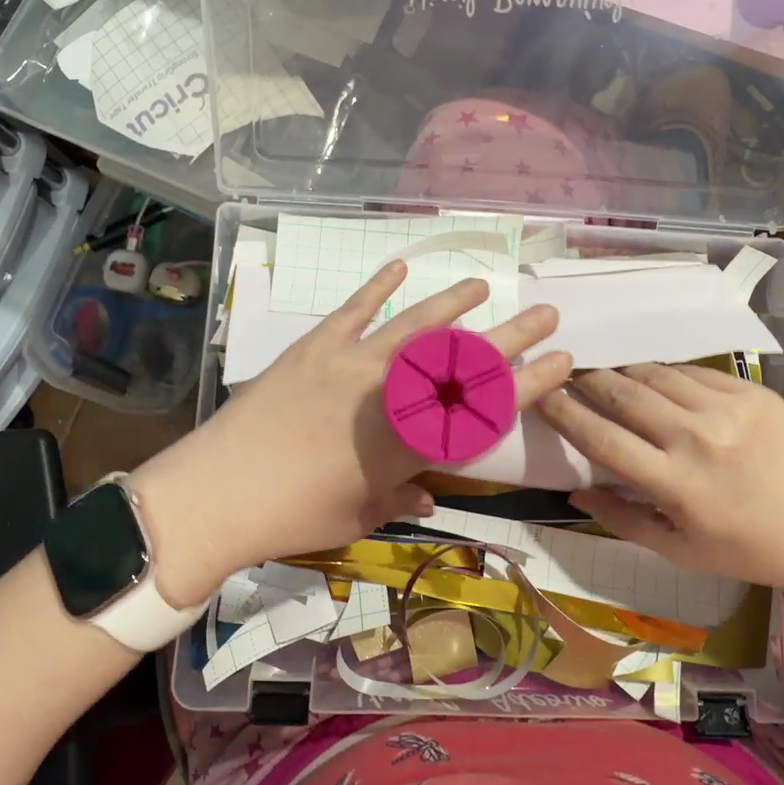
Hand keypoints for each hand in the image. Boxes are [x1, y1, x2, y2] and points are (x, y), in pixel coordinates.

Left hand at [133, 260, 573, 607]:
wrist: (222, 490)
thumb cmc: (296, 516)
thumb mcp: (358, 515)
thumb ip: (397, 499)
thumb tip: (424, 496)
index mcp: (409, 441)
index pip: (484, 408)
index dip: (529, 383)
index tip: (562, 362)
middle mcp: (390, 394)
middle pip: (461, 359)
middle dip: (510, 336)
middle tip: (545, 313)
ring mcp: (351, 363)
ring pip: (413, 325)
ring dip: (450, 303)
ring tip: (482, 285)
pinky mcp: (314, 348)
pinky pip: (353, 310)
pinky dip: (377, 288)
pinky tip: (400, 268)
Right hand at [536, 364, 783, 599]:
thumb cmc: (752, 551)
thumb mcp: (681, 551)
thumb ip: (622, 519)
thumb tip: (573, 489)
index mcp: (677, 485)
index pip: (601, 437)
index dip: (563, 412)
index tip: (539, 395)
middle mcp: (698, 439)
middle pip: (622, 393)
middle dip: (587, 380)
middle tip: (567, 375)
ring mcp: (728, 409)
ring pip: (654, 374)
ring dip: (622, 372)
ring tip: (605, 374)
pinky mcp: (752, 391)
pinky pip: (692, 371)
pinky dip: (664, 374)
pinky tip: (654, 380)